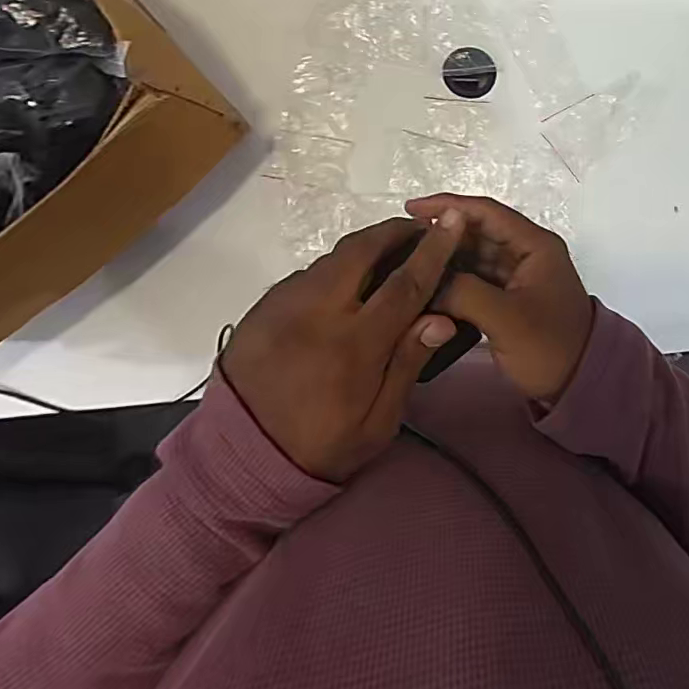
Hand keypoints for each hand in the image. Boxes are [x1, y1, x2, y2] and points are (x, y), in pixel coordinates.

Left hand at [219, 213, 462, 481]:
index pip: (404, 284)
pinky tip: (349, 283)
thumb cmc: (322, 447)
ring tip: (390, 255)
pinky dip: (336, 268)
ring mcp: (280, 308)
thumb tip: (442, 317)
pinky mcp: (258, 311)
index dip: (434, 250)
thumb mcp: (379, 421)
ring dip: (365, 248)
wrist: (237, 465)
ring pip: (331, 259)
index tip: (452, 222)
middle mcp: (314, 315)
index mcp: (352, 347)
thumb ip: (408, 364)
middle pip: (362, 252)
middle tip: (421, 230)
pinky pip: (306, 275)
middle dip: (395, 232)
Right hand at [405, 194, 593, 403]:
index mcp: (535, 246)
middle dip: (442, 234)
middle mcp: (527, 253)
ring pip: (475, 256)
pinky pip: (476, 278)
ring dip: (445, 258)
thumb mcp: (507, 319)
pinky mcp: (510, 296)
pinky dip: (453, 281)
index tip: (411, 208)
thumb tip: (428, 282)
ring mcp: (519, 275)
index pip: (488, 213)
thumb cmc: (551, 347)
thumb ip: (465, 293)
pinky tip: (426, 287)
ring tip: (407, 263)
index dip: (449, 207)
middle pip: (478, 232)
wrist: (578, 381)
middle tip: (402, 242)